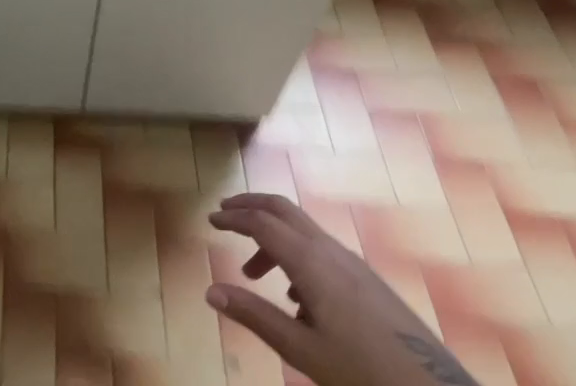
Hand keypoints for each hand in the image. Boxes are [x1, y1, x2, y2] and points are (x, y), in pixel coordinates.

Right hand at [207, 192, 478, 385]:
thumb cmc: (361, 370)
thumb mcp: (301, 350)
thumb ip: (255, 316)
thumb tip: (210, 291)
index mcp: (312, 263)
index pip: (263, 223)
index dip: (233, 218)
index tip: (209, 219)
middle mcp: (331, 251)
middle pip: (284, 210)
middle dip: (252, 206)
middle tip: (224, 213)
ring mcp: (353, 263)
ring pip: (303, 231)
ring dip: (273, 237)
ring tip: (252, 273)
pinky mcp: (366, 280)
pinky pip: (321, 251)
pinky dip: (295, 256)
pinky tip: (295, 298)